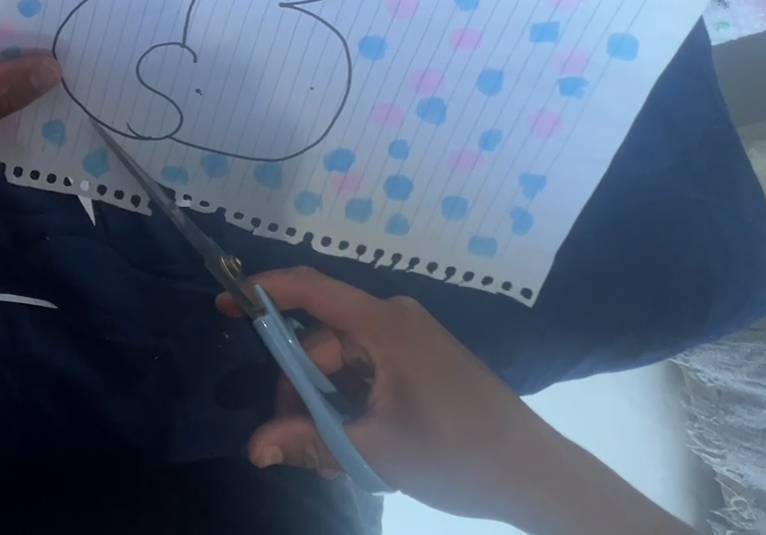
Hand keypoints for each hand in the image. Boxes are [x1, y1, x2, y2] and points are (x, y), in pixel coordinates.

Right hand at [217, 268, 560, 523]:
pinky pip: (364, 364)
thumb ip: (308, 442)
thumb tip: (252, 449)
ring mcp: (407, 336)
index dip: (261, 290)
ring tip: (326, 450)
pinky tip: (350, 437)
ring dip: (324, 397)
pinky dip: (348, 396)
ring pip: (340, 356)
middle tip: (289, 434)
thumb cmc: (459, 454)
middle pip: (320, 336)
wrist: (541, 478)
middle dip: (297, 382)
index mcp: (383, 323)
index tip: (224, 304)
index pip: (308, 287)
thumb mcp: (376, 451)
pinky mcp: (418, 357)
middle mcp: (392, 317)